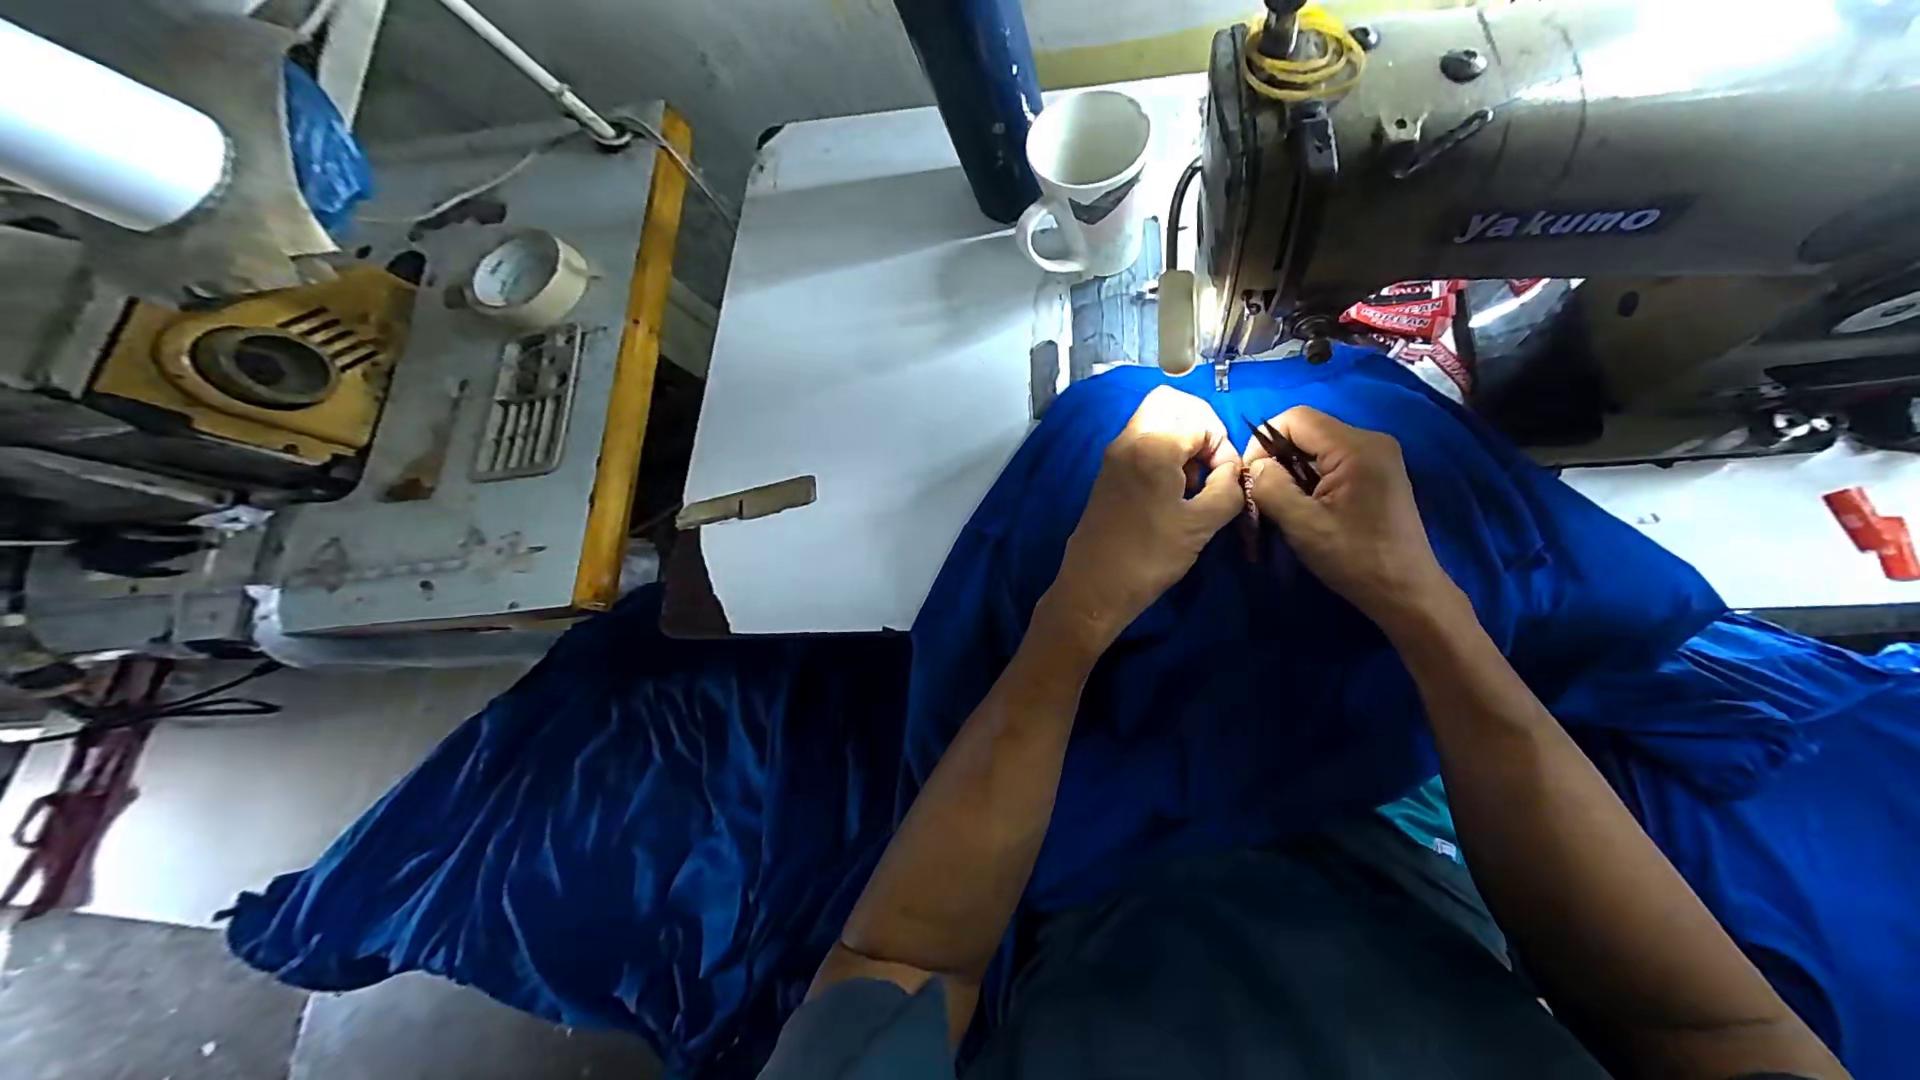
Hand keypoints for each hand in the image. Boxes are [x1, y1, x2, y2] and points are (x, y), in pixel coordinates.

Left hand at [1041, 387, 1244, 654]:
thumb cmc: (1148, 558)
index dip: (1220, 442)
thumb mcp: (1201, 525)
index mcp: (1150, 446)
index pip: (1198, 415)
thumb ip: (1228, 486)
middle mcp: (1127, 440)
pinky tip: (1171, 493)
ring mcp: (1113, 456)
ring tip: (1190, 485)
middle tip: (1208, 467)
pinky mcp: (1108, 473)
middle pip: (1170, 403)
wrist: (1093, 587)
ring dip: (1181, 442)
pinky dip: (1163, 455)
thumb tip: (1233, 468)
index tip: (1222, 477)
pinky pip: (1142, 443)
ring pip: (1155, 422)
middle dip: (1199, 428)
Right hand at [1245, 406, 1459, 631]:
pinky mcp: (1376, 473)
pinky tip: (1305, 506)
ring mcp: (1377, 456)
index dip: (1263, 441)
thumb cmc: (1353, 558)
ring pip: (1315, 447)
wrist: (1404, 590)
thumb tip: (1256, 467)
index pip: (1295, 418)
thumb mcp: (1302, 524)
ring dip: (1290, 470)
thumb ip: (1271, 487)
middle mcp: (1371, 441)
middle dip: (1276, 457)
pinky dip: (1308, 478)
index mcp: (1357, 447)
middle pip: (1306, 430)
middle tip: (1263, 494)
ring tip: (1282, 504)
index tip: (1252, 477)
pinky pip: (1330, 461)